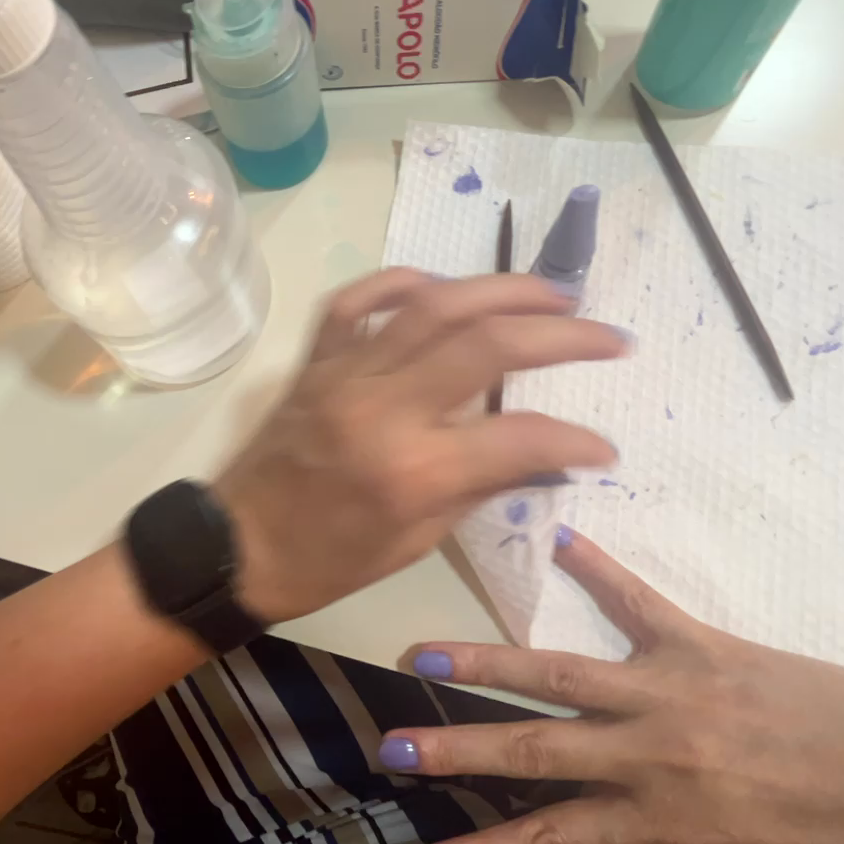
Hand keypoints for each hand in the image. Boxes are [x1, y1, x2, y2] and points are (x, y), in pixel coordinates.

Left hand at [215, 269, 626, 624]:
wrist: (238, 546)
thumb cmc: (327, 561)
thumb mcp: (415, 542)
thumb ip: (480, 488)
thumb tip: (543, 456)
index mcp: (412, 471)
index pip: (519, 437)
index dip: (575, 440)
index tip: (602, 448)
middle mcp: (382, 409)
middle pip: (485, 344)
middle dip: (560, 332)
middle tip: (606, 334)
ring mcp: (343, 376)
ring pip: (429, 305)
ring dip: (499, 289)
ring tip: (549, 292)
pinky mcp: (313, 362)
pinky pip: (354, 303)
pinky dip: (399, 282)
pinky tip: (438, 284)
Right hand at [381, 531, 843, 843]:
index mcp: (672, 824)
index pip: (552, 843)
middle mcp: (656, 751)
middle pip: (535, 749)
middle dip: (456, 750)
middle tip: (391, 747)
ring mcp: (678, 691)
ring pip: (562, 672)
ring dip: (489, 662)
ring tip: (426, 653)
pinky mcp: (712, 648)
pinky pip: (644, 603)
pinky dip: (602, 570)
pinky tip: (563, 538)